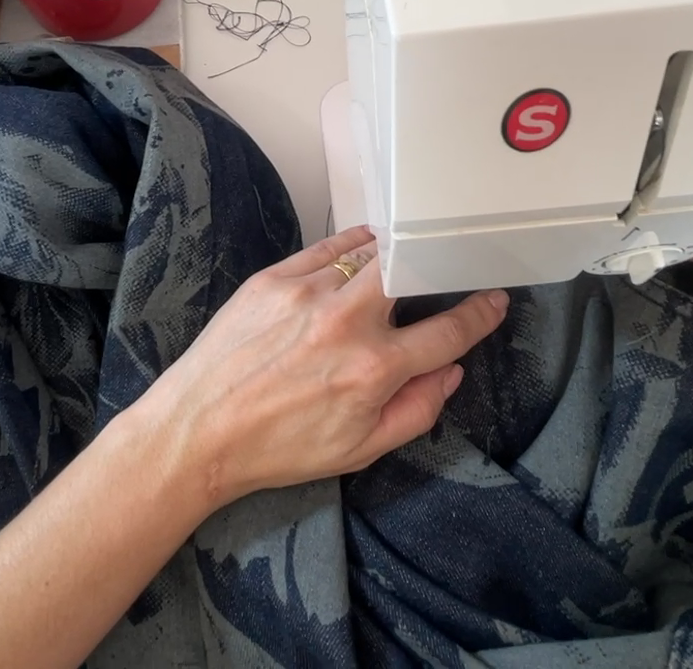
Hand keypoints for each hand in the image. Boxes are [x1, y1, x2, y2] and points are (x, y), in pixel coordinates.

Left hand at [125, 227, 508, 506]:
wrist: (199, 428)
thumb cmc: (282, 447)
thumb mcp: (361, 449)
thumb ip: (417, 409)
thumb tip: (451, 370)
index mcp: (374, 369)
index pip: (446, 332)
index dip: (478, 313)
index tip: (493, 298)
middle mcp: (346, 322)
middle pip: (410, 272)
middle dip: (437, 265)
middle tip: (446, 264)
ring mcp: (307, 293)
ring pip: (370, 252)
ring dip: (395, 252)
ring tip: (405, 256)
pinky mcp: (275, 277)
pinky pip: (327, 247)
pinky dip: (354, 243)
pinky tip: (365, 246)